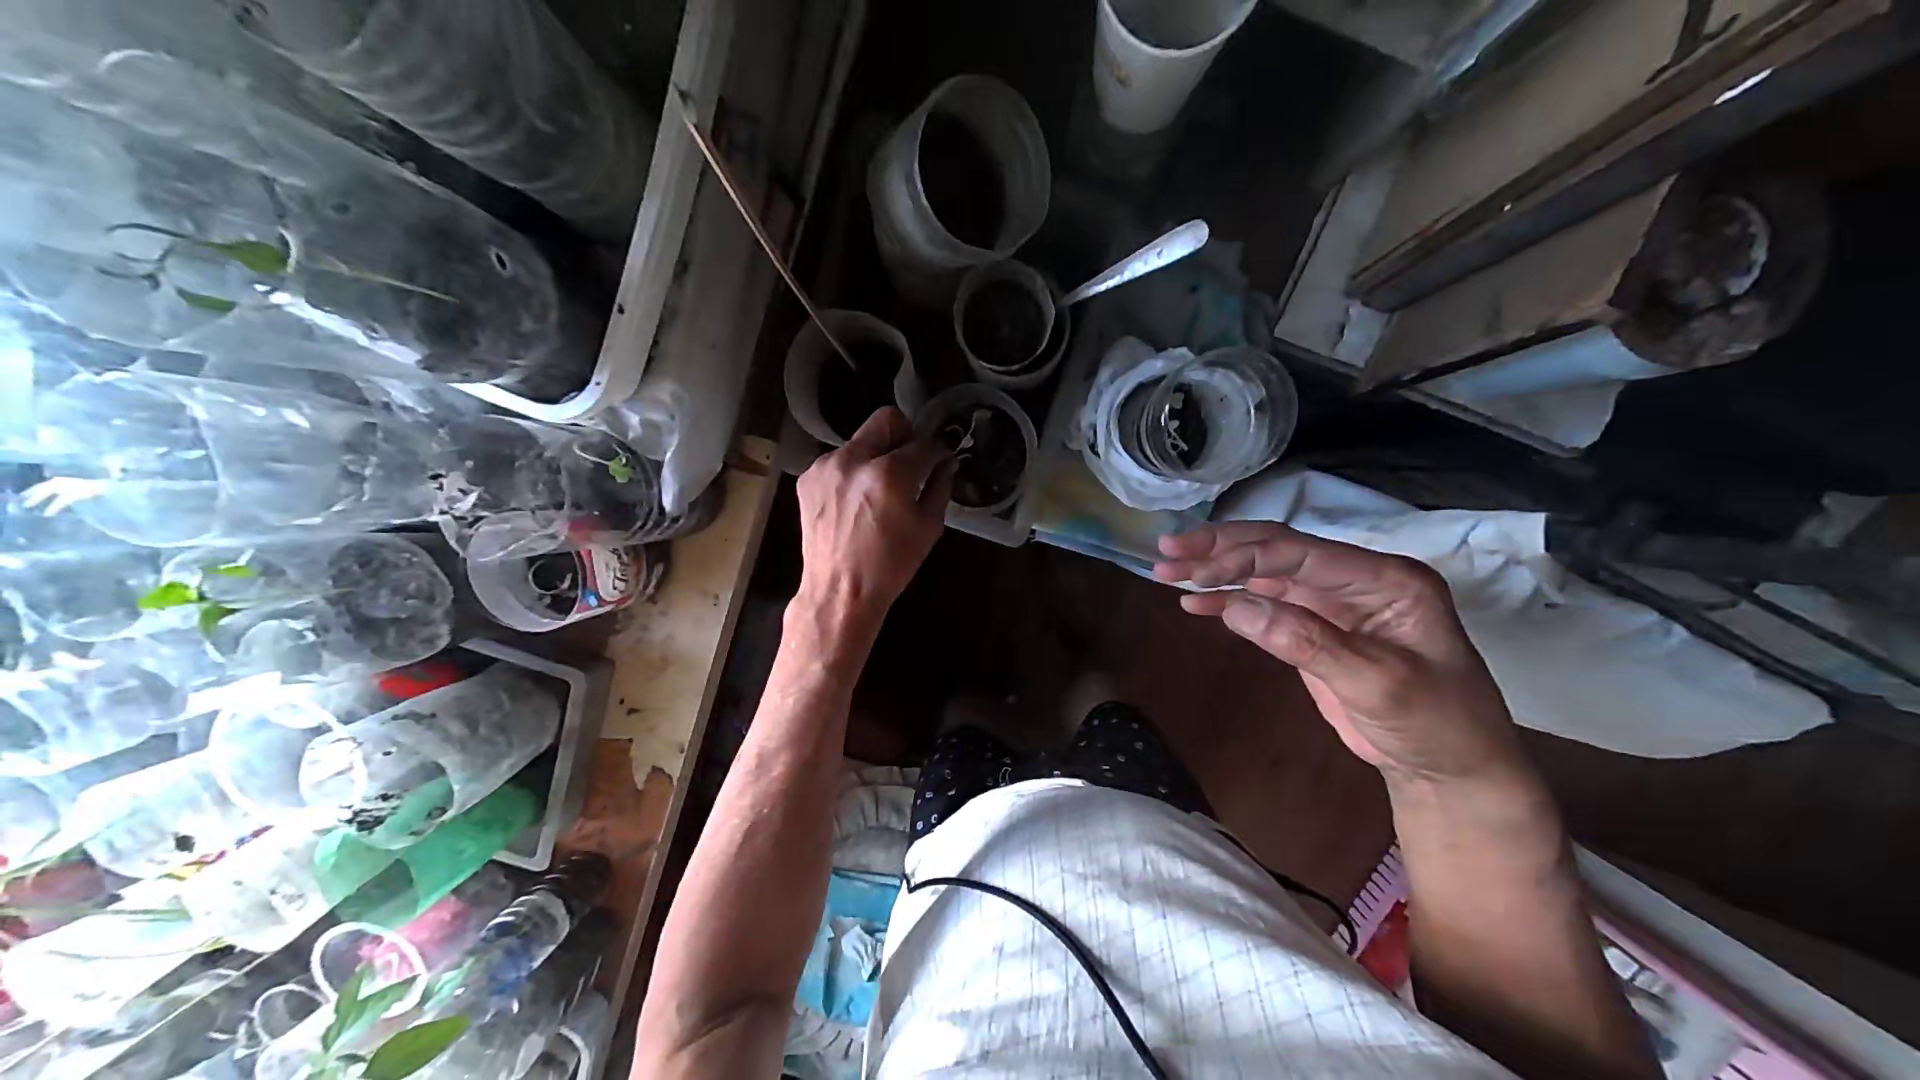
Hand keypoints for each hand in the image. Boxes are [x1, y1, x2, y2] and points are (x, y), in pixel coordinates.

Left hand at [795, 408, 953, 627]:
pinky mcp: (808, 478)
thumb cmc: (891, 565)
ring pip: (860, 441)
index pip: (922, 443)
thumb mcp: (928, 527)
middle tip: (910, 464)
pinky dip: (853, 472)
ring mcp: (825, 467)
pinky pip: (839, 461)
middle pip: (886, 420)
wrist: (840, 592)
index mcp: (889, 473)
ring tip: (878, 491)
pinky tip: (855, 502)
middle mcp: (853, 459)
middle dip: (905, 436)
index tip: (940, 461)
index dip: (937, 451)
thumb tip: (946, 462)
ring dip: (876, 456)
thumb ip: (940, 486)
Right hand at [1155, 522, 1530, 788]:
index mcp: (1385, 579)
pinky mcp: (1314, 626)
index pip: (1301, 552)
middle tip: (1167, 552)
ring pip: (1264, 573)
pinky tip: (1195, 602)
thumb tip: (1237, 607)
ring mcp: (1333, 602)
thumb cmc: (1436, 724)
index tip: (1194, 566)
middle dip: (1220, 549)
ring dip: (1216, 571)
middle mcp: (1356, 579)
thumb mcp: (1379, 684)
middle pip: (1277, 550)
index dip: (1243, 555)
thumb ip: (1308, 642)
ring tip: (1166, 571)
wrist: (1451, 770)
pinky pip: (1264, 603)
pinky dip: (1228, 601)